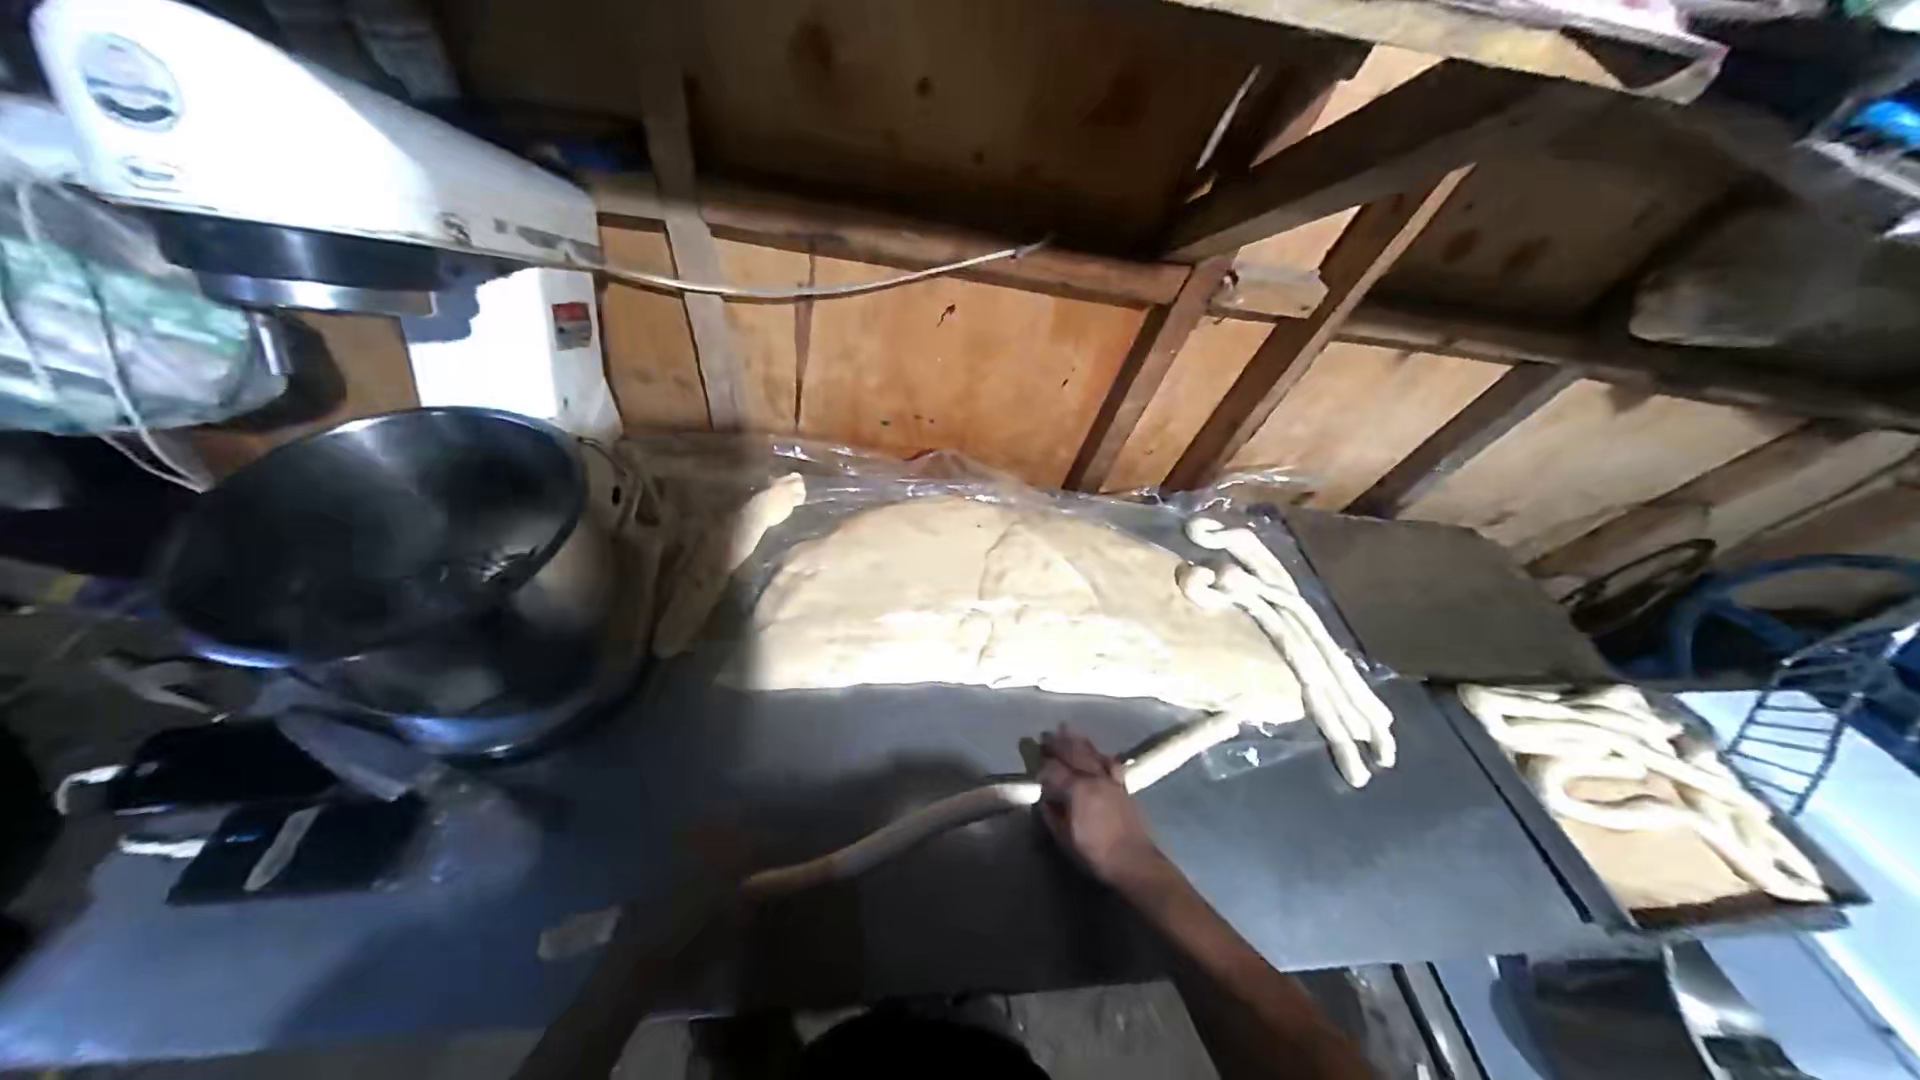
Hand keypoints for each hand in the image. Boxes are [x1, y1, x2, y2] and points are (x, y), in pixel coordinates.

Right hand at [1037, 725, 1170, 888]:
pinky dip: (1101, 753)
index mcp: (1077, 789)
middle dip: (1057, 743)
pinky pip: (1110, 762)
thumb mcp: (1065, 838)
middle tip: (1045, 734)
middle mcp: (1093, 778)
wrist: (1134, 861)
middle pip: (1073, 754)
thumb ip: (1052, 815)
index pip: (1054, 770)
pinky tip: (1098, 750)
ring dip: (1078, 740)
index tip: (1035, 767)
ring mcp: (1110, 780)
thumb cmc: (1095, 852)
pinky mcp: (1122, 786)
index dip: (1042, 767)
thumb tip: (1045, 800)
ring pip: (1092, 753)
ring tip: (1067, 729)